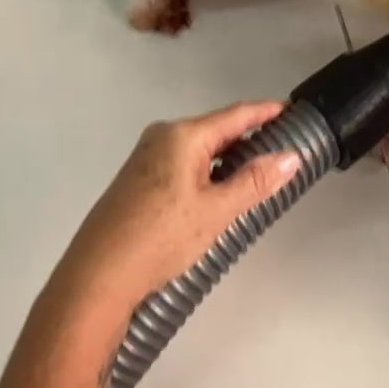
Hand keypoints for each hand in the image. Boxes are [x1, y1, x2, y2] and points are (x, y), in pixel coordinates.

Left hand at [43, 101, 302, 314]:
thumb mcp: (215, 211)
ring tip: (258, 173)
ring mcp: (147, 157)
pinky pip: (183, 163)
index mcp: (183, 135)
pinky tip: (219, 192)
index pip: (235, 114)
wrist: (96, 276)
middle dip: (249, 138)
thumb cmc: (160, 238)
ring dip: (228, 158)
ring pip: (200, 149)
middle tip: (283, 149)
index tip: (292, 110)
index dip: (266, 111)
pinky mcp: (139, 179)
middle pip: (216, 130)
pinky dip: (207, 171)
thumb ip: (254, 182)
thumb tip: (291, 157)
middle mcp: (163, 136)